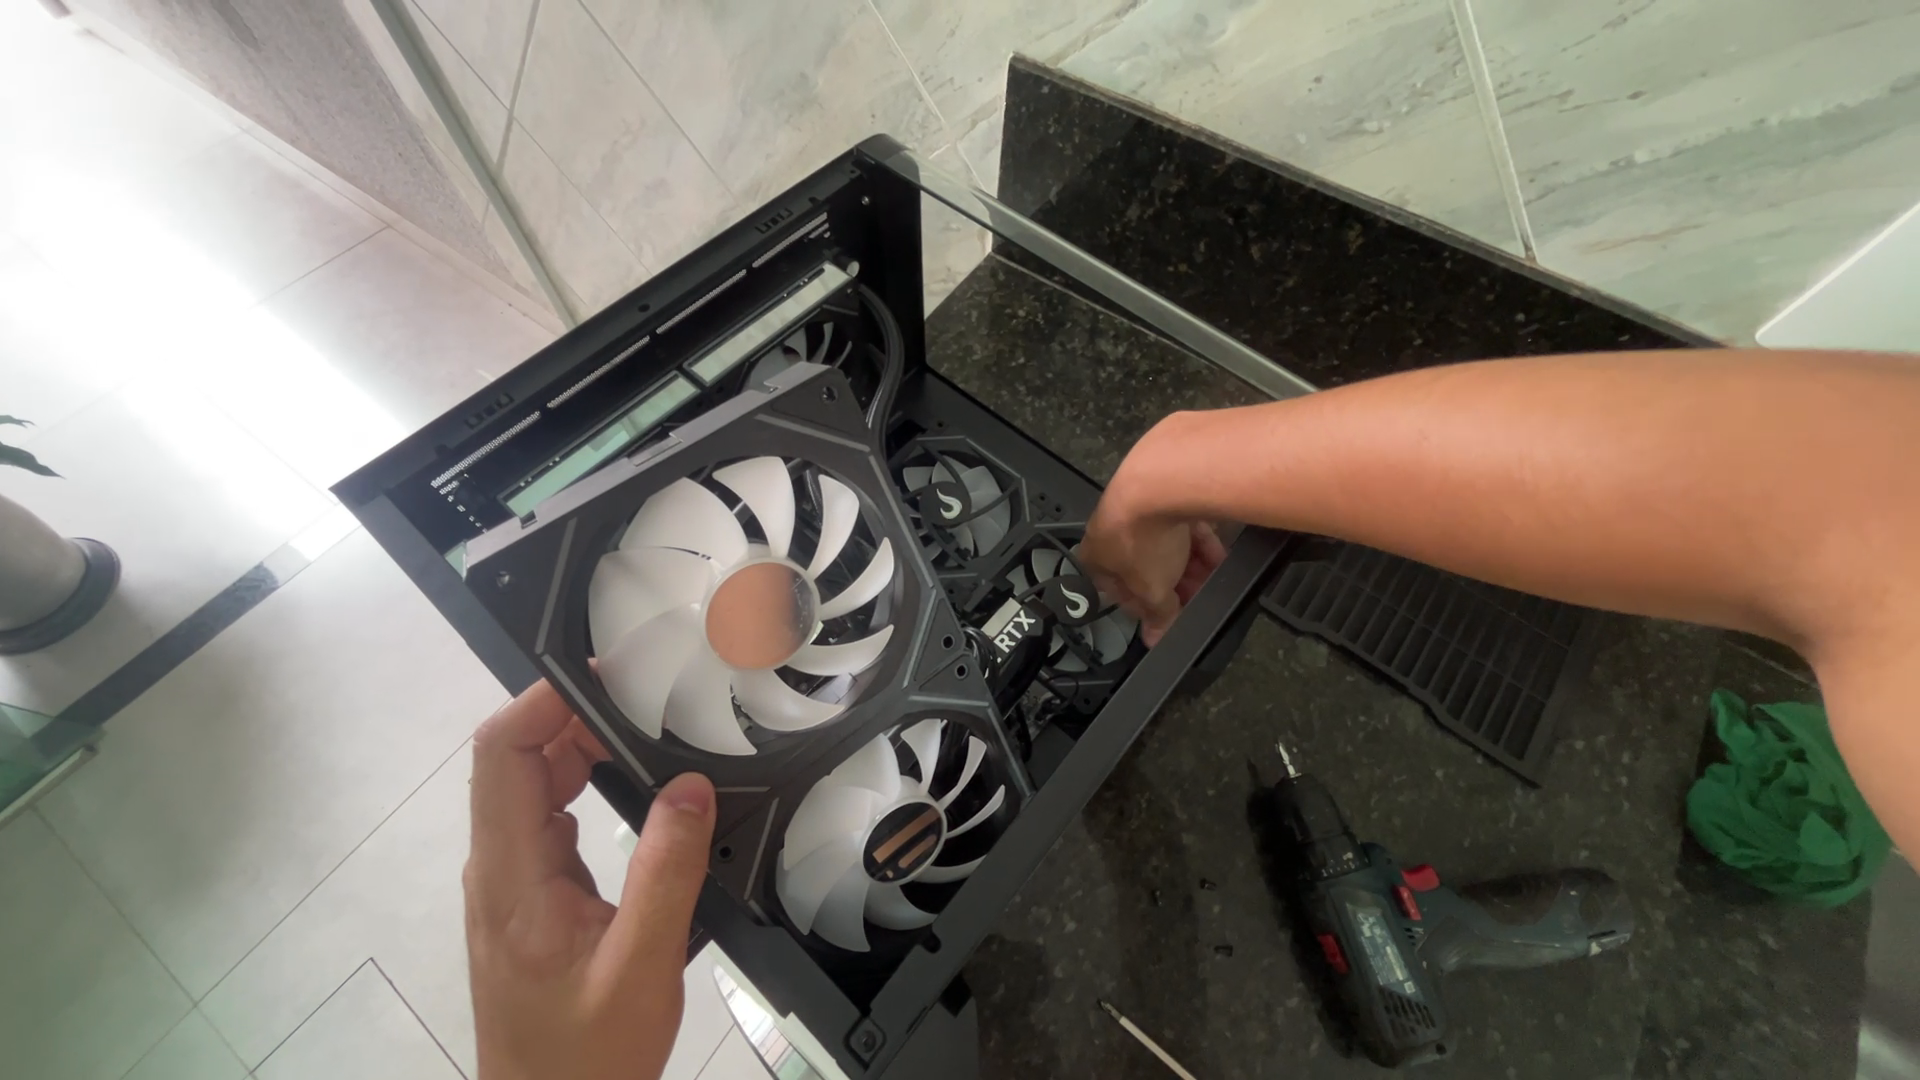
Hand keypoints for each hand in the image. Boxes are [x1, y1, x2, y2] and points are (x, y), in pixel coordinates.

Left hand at [465, 680, 716, 1079]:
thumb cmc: (590, 1053)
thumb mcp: (642, 965)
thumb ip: (667, 871)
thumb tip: (690, 785)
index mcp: (513, 879)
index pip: (502, 759)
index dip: (542, 704)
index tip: (607, 677)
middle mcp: (499, 868)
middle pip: (517, 760)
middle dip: (575, 715)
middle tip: (650, 695)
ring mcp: (512, 879)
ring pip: (534, 782)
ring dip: (584, 744)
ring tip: (651, 725)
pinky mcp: (532, 891)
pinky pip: (551, 811)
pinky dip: (588, 776)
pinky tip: (634, 777)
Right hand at [1081, 501, 1225, 646]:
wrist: (1161, 484)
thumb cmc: (1140, 536)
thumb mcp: (1151, 589)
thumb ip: (1157, 614)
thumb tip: (1156, 637)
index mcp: (1095, 556)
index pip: (1119, 592)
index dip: (1147, 609)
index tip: (1168, 619)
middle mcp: (1112, 531)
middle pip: (1146, 568)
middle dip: (1174, 587)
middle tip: (1195, 602)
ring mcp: (1140, 510)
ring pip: (1167, 547)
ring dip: (1190, 568)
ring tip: (1213, 583)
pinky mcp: (1165, 494)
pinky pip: (1184, 527)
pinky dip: (1201, 544)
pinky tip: (1219, 558)